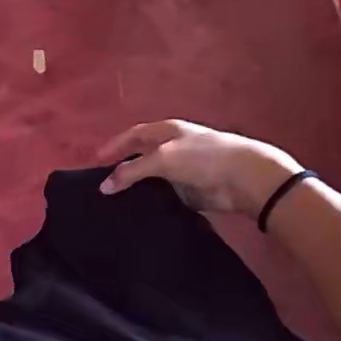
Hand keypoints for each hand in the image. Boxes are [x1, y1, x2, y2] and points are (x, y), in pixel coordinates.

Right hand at [96, 120, 302, 216]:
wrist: (245, 178)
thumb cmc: (202, 158)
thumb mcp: (161, 159)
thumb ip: (130, 172)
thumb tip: (103, 187)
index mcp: (168, 131)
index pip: (134, 135)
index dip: (114, 146)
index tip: (96, 160)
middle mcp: (174, 147)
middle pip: (142, 156)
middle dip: (123, 167)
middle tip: (104, 183)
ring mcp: (183, 169)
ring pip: (152, 178)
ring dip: (137, 187)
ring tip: (117, 200)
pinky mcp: (191, 190)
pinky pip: (164, 195)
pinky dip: (151, 200)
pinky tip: (139, 209)